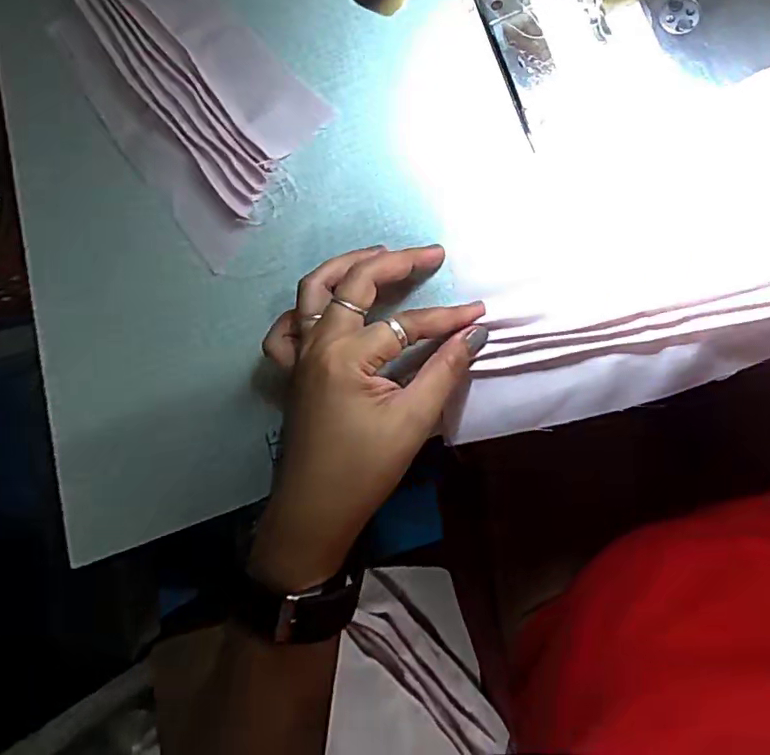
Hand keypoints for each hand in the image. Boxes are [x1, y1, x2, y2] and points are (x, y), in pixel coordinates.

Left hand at [251, 245, 486, 591]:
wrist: (312, 515)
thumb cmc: (365, 469)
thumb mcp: (414, 419)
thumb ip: (446, 368)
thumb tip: (475, 331)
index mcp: (346, 357)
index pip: (408, 322)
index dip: (449, 317)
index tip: (480, 312)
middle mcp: (318, 345)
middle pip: (354, 284)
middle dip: (397, 263)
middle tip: (432, 254)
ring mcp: (299, 357)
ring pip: (314, 292)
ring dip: (348, 267)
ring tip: (382, 256)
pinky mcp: (293, 372)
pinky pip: (289, 328)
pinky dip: (308, 308)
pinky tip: (330, 306)